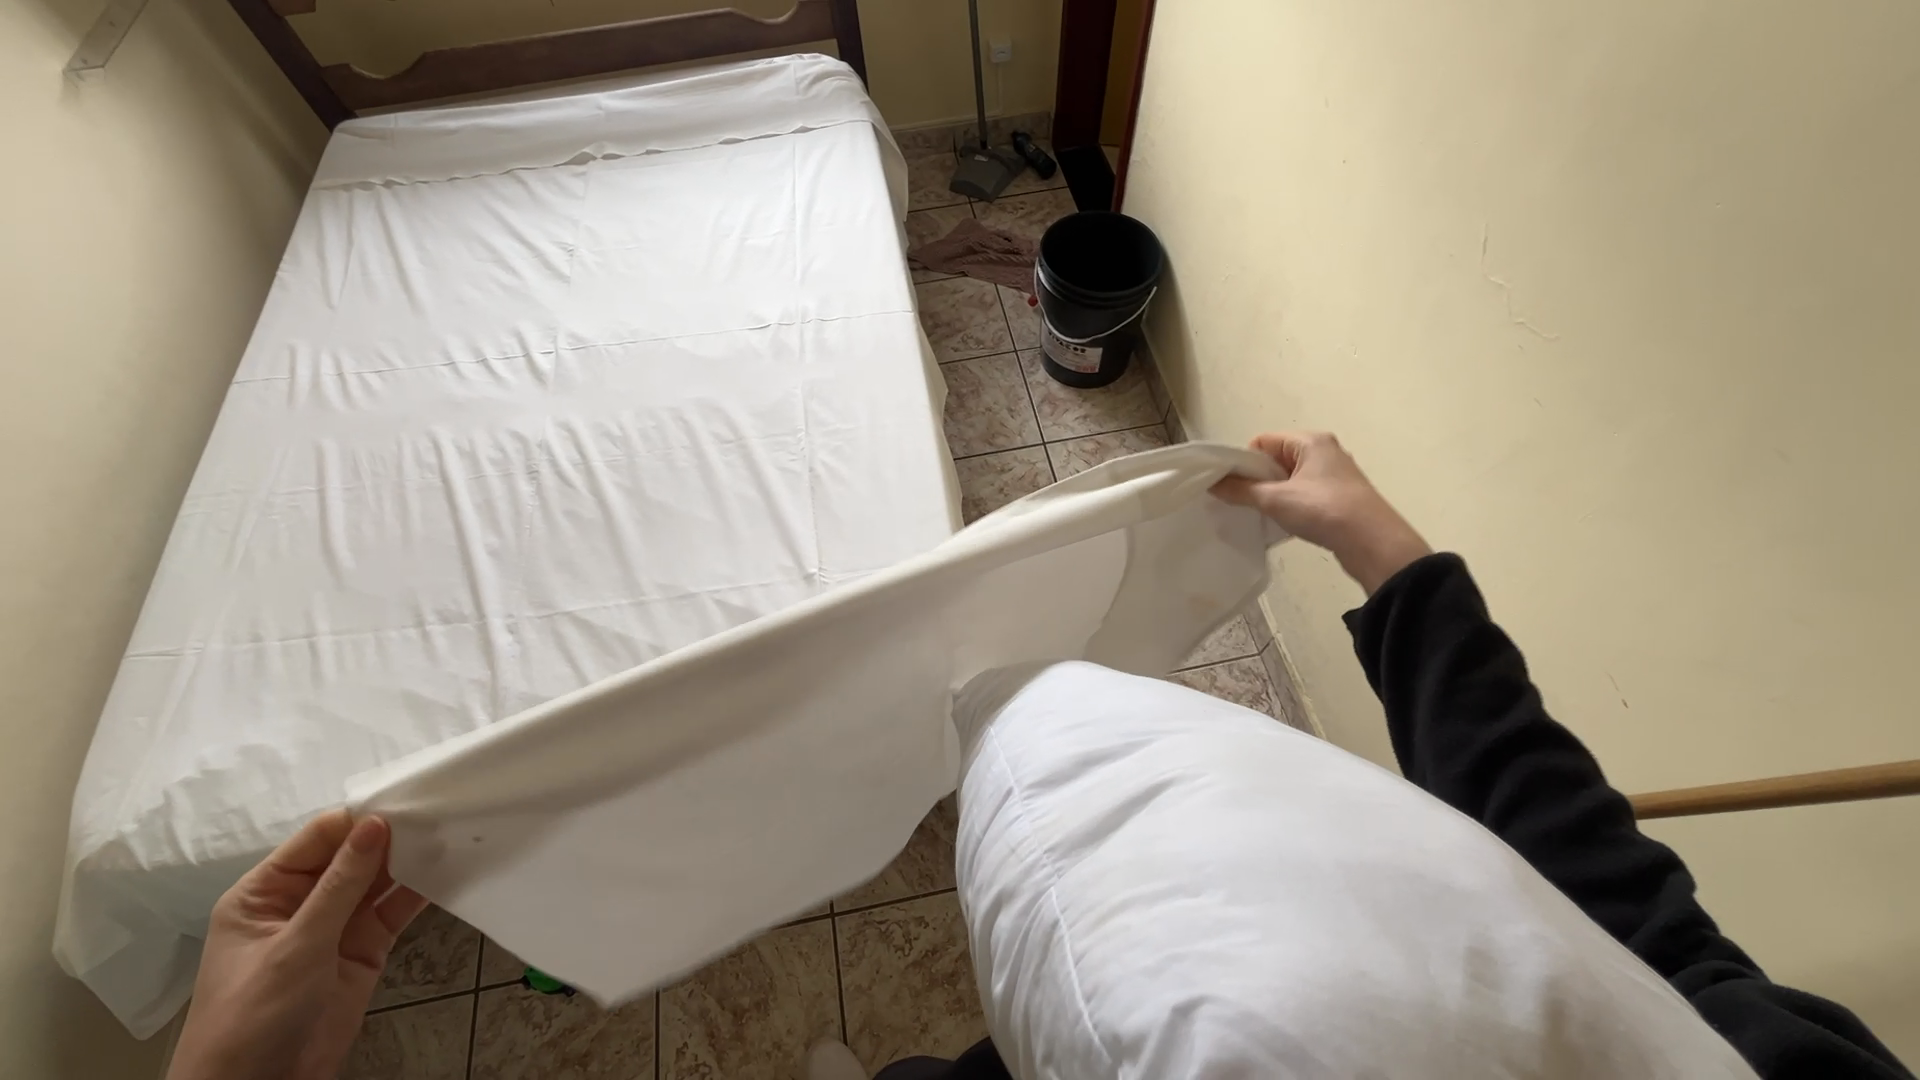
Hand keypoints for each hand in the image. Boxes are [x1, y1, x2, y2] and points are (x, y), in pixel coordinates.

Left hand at [166, 810, 428, 1079]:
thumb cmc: (253, 1017)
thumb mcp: (296, 948)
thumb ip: (340, 885)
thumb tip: (375, 823)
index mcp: (266, 893)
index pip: (319, 839)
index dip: (360, 821)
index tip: (408, 803)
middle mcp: (303, 901)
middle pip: (355, 854)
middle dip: (395, 835)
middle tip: (443, 812)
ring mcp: (338, 923)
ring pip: (382, 877)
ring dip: (414, 858)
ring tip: (456, 832)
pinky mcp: (368, 944)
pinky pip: (398, 906)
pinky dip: (424, 888)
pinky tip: (453, 868)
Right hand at [1213, 431, 1431, 593]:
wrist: (1373, 543)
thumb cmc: (1323, 510)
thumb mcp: (1275, 499)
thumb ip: (1240, 490)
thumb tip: (1212, 483)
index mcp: (1310, 441)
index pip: (1263, 441)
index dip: (1244, 461)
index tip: (1232, 485)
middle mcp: (1324, 451)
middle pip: (1275, 459)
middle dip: (1255, 479)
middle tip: (1241, 501)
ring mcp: (1333, 474)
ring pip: (1289, 478)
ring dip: (1272, 494)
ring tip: (1260, 513)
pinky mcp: (1338, 496)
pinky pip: (1302, 493)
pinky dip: (1288, 504)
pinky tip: (1282, 522)